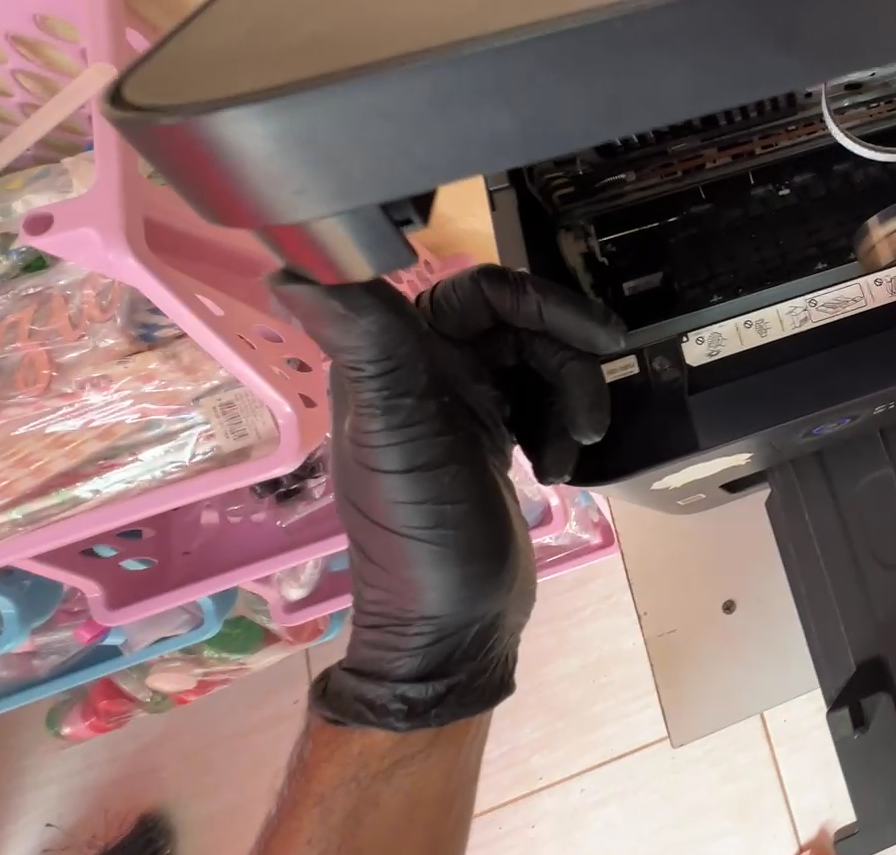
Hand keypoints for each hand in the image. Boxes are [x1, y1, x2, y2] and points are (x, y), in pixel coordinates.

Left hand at [270, 265, 623, 730]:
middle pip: (525, 328)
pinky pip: (546, 402)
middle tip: (598, 404)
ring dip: (573, 401)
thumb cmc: (423, 537)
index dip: (543, 302)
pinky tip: (558, 467)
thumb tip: (296, 268)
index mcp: (400, 365)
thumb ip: (369, 350)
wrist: (452, 628)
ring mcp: (467, 407)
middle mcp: (431, 375)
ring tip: (576, 450)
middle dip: (571, 362)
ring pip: (544, 365)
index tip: (599, 335)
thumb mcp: (404, 441)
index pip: (481, 294)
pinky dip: (564, 426)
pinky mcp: (497, 437)